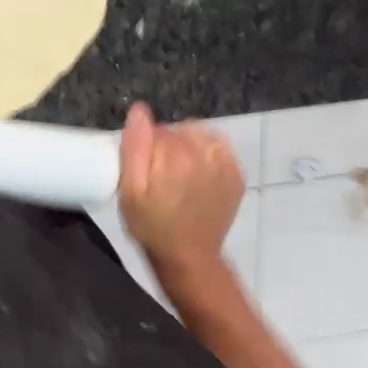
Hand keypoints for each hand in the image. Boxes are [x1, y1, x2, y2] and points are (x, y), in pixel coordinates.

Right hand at [117, 102, 244, 273]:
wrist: (188, 257)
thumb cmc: (152, 226)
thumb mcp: (131, 190)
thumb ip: (134, 147)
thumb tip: (139, 110)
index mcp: (177, 154)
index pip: (155, 129)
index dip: (144, 147)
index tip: (142, 170)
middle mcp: (205, 152)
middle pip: (178, 132)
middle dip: (165, 146)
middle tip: (158, 177)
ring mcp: (225, 163)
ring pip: (199, 136)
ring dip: (187, 147)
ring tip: (179, 176)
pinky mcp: (236, 175)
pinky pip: (218, 148)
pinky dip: (207, 155)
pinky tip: (197, 177)